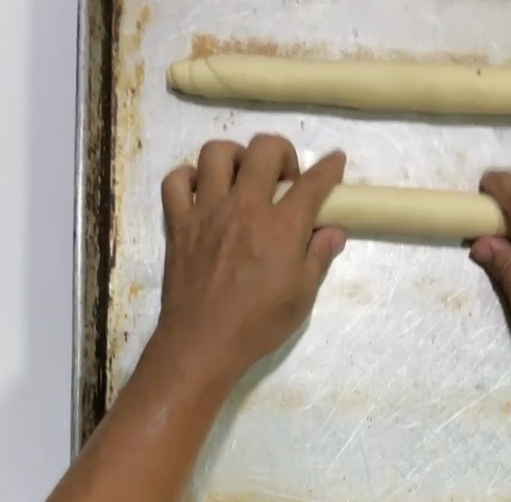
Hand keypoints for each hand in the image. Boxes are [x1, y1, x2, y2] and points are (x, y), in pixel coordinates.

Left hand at [151, 135, 347, 381]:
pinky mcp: (178, 224)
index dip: (329, 167)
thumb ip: (319, 258)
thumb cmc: (258, 325)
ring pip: (216, 153)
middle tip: (283, 178)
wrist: (203, 343)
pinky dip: (188, 178)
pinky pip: (175, 181)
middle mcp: (244, 207)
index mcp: (281, 227)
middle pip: (264, 150)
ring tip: (242, 178)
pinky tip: (201, 193)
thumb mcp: (301, 297)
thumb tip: (335, 231)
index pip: (312, 183)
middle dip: (282, 152)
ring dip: (235, 157)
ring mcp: (206, 212)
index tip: (335, 162)